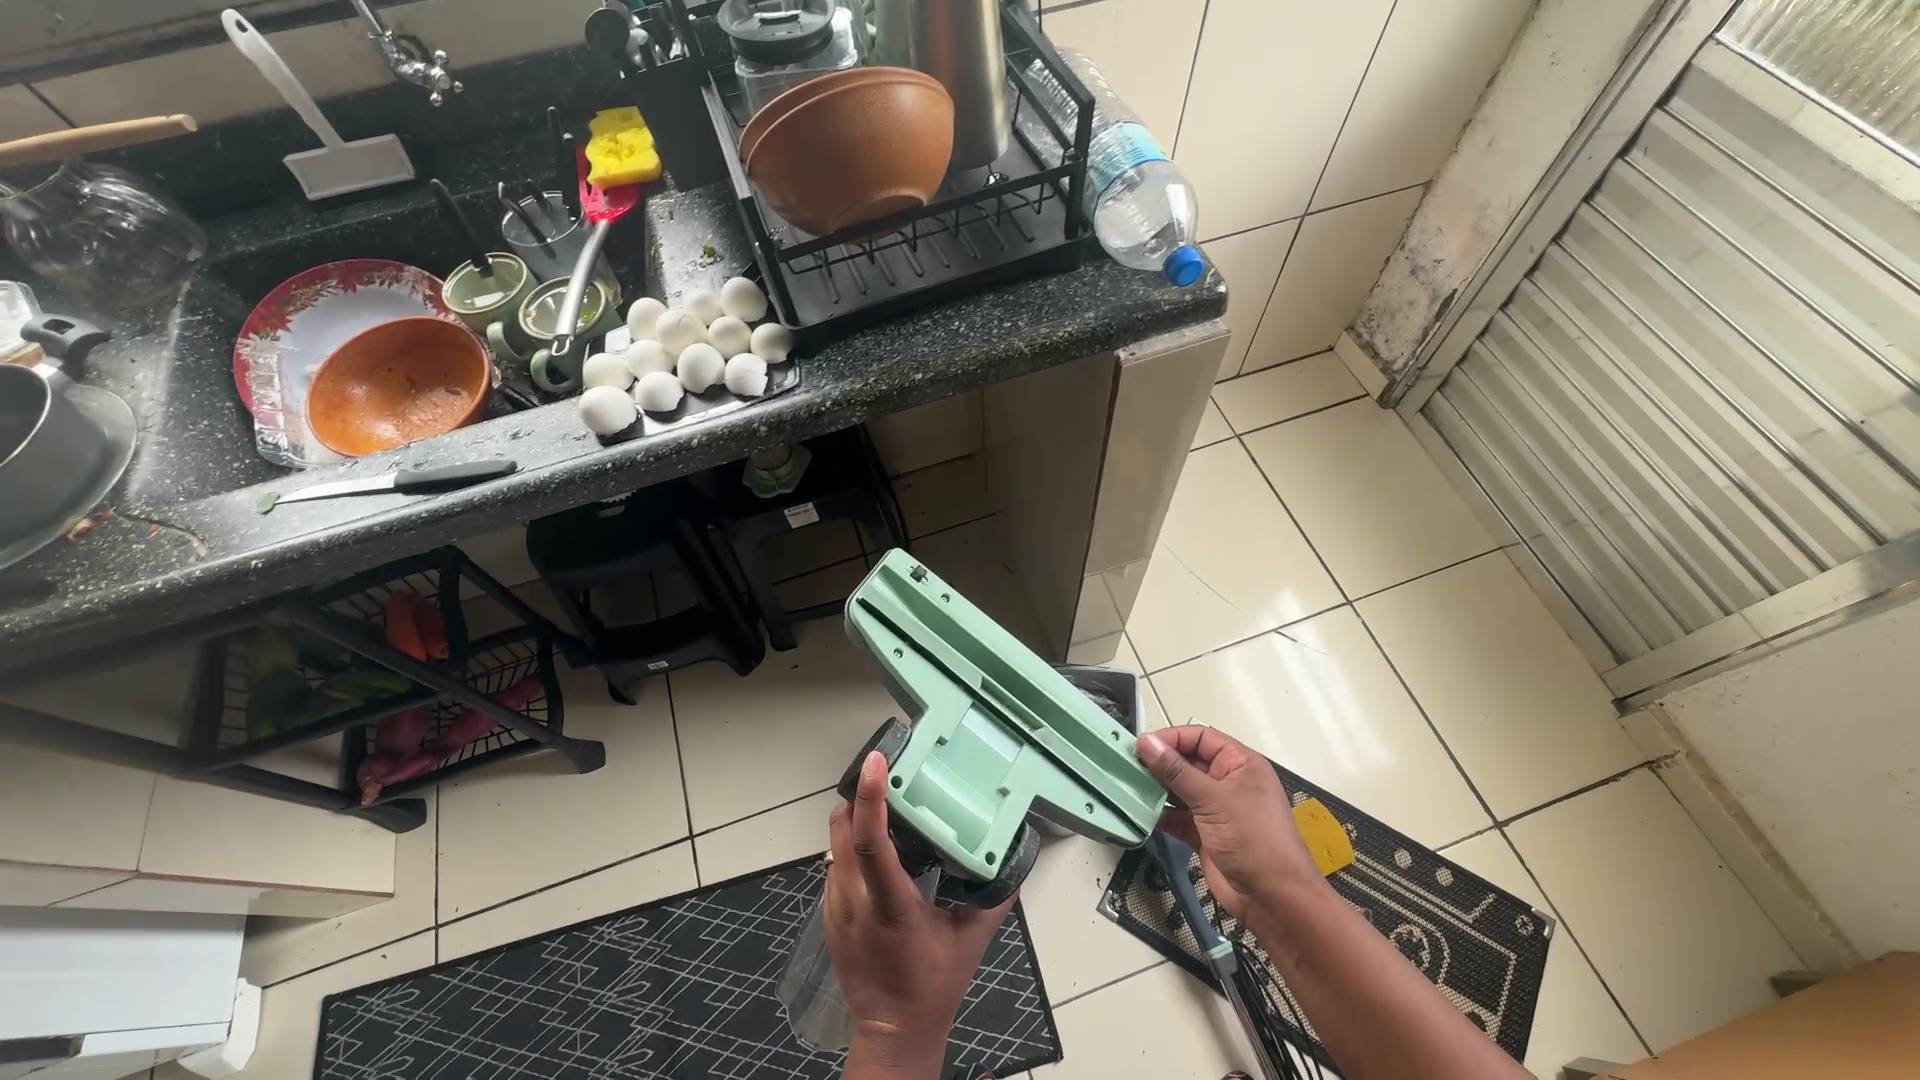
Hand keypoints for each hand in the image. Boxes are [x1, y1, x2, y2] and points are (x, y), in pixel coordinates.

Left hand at [824, 751, 1015, 1071]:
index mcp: (890, 906)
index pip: (870, 842)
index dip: (871, 797)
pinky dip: (852, 844)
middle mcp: (853, 903)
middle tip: (884, 771)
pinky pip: (835, 864)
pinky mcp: (828, 914)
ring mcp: (835, 908)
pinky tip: (878, 846)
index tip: (876, 762)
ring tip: (884, 802)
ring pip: (834, 844)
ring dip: (855, 817)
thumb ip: (993, 894)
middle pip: (842, 830)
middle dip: (859, 794)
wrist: (892, 1033)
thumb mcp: (971, 939)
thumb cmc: (933, 987)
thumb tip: (1011, 854)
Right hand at [1136, 725, 1325, 920]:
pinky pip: (1176, 816)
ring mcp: (1214, 809)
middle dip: (1159, 764)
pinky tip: (1139, 813)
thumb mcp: (1213, 799)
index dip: (1172, 738)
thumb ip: (1176, 771)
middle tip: (1127, 766)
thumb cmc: (1253, 839)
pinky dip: (1159, 815)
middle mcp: (1227, 782)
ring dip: (1156, 789)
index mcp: (1240, 764)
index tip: (1142, 746)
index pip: (1200, 738)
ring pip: (1178, 790)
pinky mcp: (1202, 833)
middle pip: (1187, 762)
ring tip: (1128, 787)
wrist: (1272, 898)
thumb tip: (1146, 742)